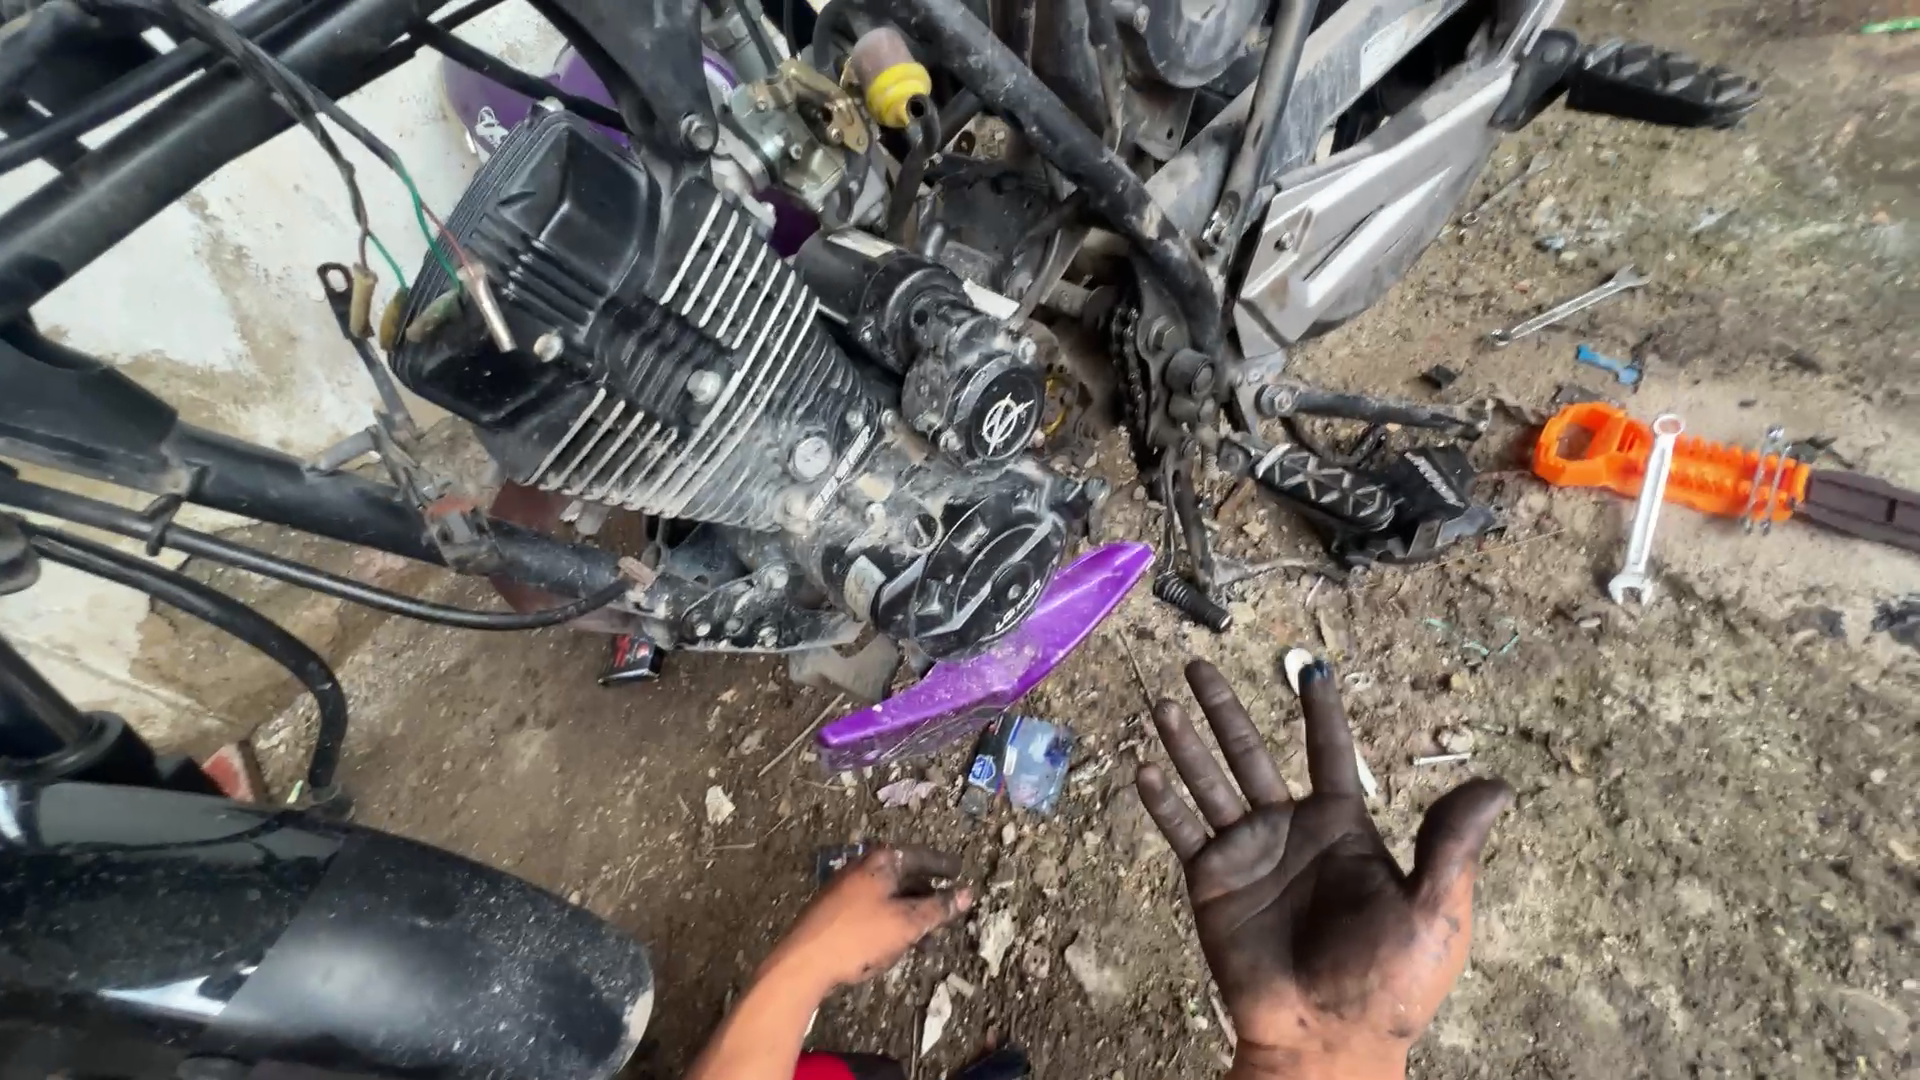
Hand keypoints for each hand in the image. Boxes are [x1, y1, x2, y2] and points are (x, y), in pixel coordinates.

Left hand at [759, 846, 971, 995]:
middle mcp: (864, 865)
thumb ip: (938, 908)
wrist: (803, 960)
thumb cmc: (860, 935)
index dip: (944, 866)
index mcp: (882, 860)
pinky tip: (896, 944)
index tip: (960, 871)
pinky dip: (891, 920)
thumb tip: (968, 892)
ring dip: (910, 914)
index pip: (922, 856)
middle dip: (927, 897)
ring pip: (890, 895)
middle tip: (945, 913)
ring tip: (925, 942)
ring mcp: (848, 885)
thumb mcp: (907, 923)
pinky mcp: (836, 907)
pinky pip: (874, 907)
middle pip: (906, 876)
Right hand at [1135, 660, 1511, 1079]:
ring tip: (1162, 705)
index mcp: (1338, 827)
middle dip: (1223, 708)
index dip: (1320, 710)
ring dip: (1184, 743)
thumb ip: (1450, 846)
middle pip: (1248, 751)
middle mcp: (1285, 827)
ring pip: (1207, 780)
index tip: (1311, 670)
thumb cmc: (1387, 982)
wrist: (1325, 1039)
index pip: (1328, 752)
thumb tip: (1497, 784)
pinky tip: (1142, 770)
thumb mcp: (1431, 913)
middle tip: (1196, 666)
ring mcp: (1244, 850)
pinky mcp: (1209, 879)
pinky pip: (1181, 830)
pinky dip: (1161, 802)